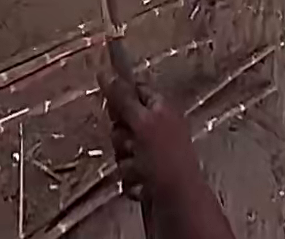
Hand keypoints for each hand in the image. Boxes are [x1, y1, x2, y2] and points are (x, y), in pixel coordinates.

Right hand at [101, 73, 205, 196]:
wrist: (181, 212)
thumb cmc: (166, 161)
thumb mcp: (143, 122)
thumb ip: (122, 98)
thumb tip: (104, 72)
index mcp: (161, 108)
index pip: (135, 89)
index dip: (121, 96)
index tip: (114, 107)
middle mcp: (156, 129)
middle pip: (123, 119)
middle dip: (121, 134)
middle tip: (132, 143)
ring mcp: (151, 155)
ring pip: (121, 147)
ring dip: (126, 159)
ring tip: (141, 169)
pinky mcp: (146, 178)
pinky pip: (125, 170)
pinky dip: (131, 179)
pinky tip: (142, 185)